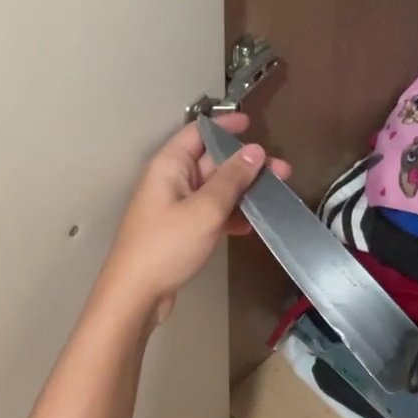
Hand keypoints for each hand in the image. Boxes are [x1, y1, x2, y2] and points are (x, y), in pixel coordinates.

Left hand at [94, 113, 289, 323]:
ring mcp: (175, 207)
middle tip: (281, 170)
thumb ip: (232, 179)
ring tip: (277, 196)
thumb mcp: (205, 209)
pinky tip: (252, 225)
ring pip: (214, 190)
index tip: (251, 123)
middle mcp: (170, 181)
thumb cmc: (166, 246)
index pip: (198, 133)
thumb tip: (254, 151)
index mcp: (169, 166)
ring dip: (243, 191)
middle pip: (211, 162)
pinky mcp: (180, 231)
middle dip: (245, 164)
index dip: (224, 126)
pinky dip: (230, 216)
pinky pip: (210, 213)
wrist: (135, 294)